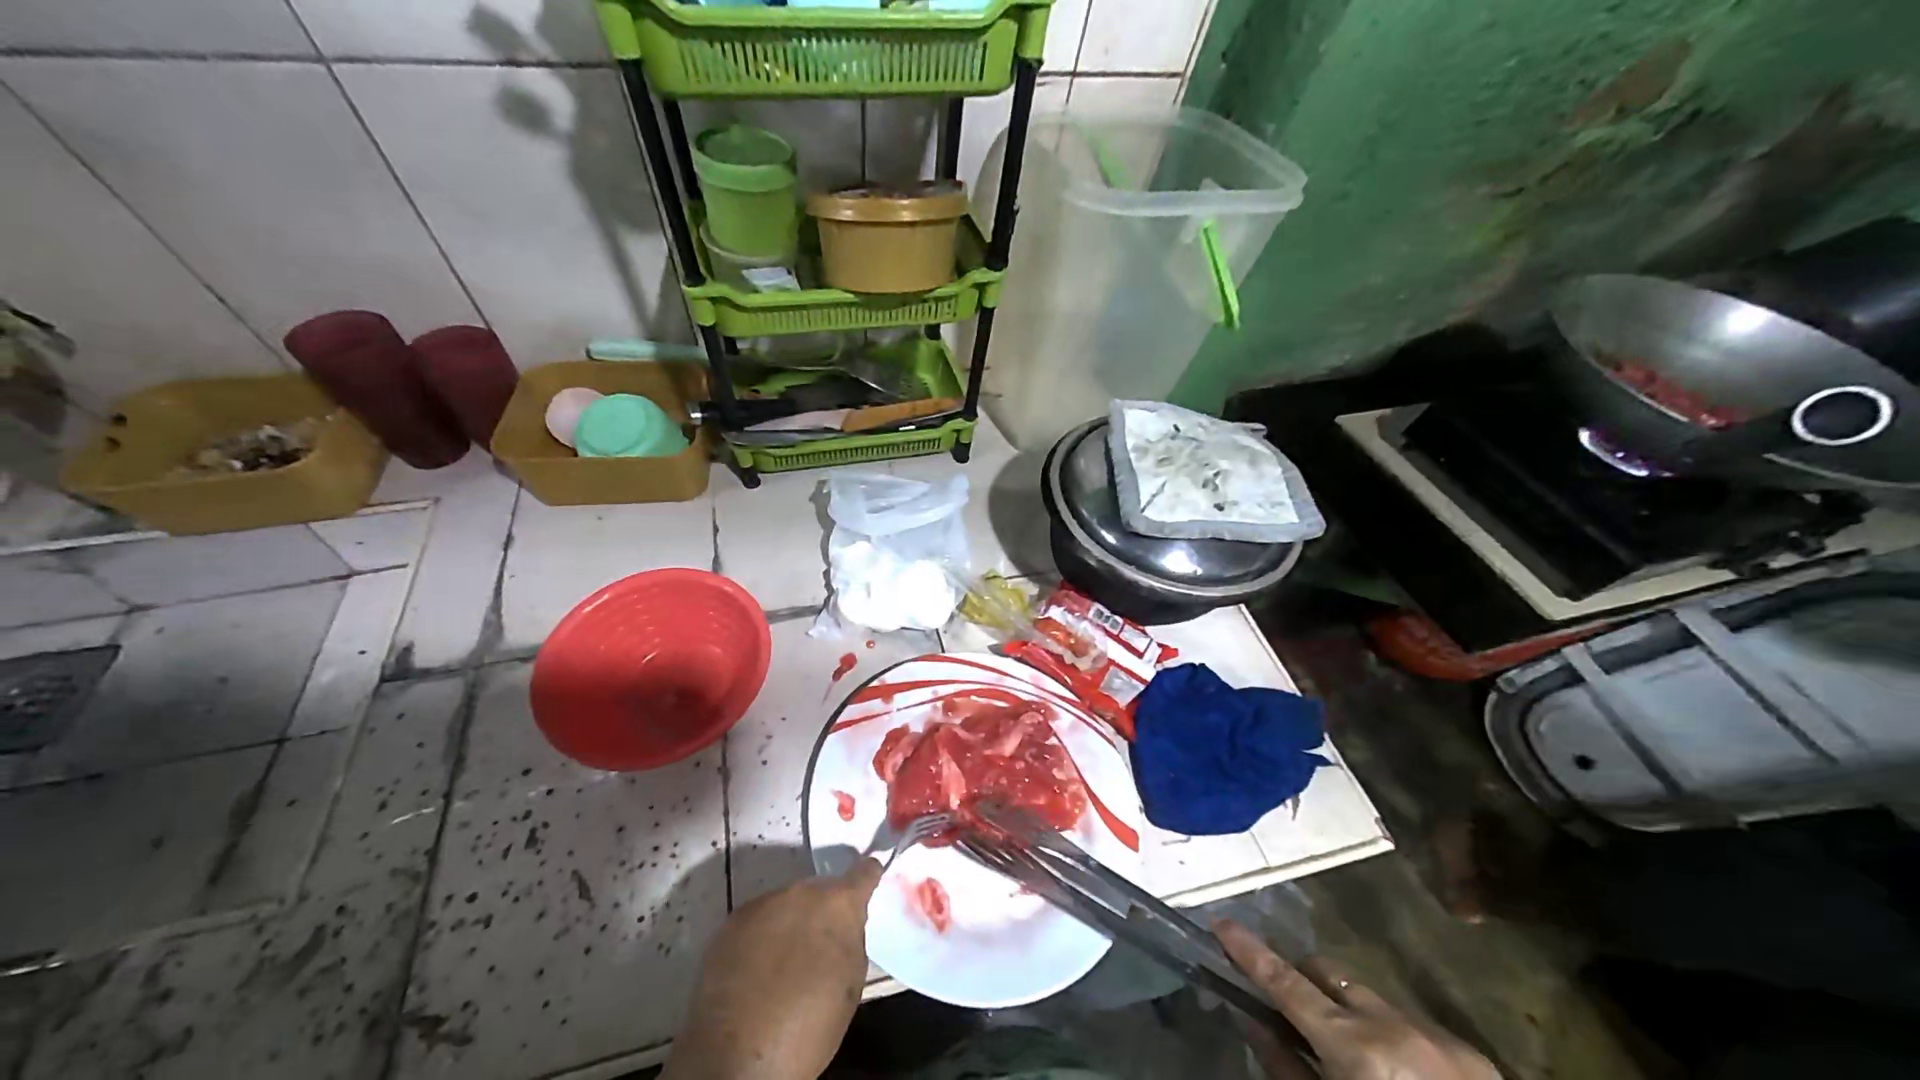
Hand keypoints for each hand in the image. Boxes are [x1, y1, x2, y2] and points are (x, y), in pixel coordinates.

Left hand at [663, 859, 882, 1079]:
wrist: (737, 1056)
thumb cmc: (810, 1025)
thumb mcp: (851, 981)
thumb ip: (851, 937)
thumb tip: (843, 925)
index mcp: (838, 904)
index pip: (864, 872)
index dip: (868, 879)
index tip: (868, 886)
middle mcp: (802, 892)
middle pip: (820, 890)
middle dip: (823, 912)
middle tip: (819, 946)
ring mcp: (764, 903)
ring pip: (787, 904)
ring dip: (791, 922)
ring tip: (783, 961)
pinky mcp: (732, 921)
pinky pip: (758, 920)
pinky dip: (762, 936)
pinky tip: (756, 969)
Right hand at [1215, 919, 1500, 1079]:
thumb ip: (1288, 1070)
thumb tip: (1256, 1026)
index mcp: (1353, 1046)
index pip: (1285, 982)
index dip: (1248, 952)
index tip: (1221, 923)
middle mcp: (1393, 1023)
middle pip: (1327, 972)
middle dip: (1303, 981)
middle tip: (1292, 1013)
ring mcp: (1437, 1034)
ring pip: (1370, 998)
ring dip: (1350, 1015)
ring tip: (1357, 1062)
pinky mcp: (1473, 1054)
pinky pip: (1413, 1026)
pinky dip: (1393, 1039)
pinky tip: (1403, 1079)